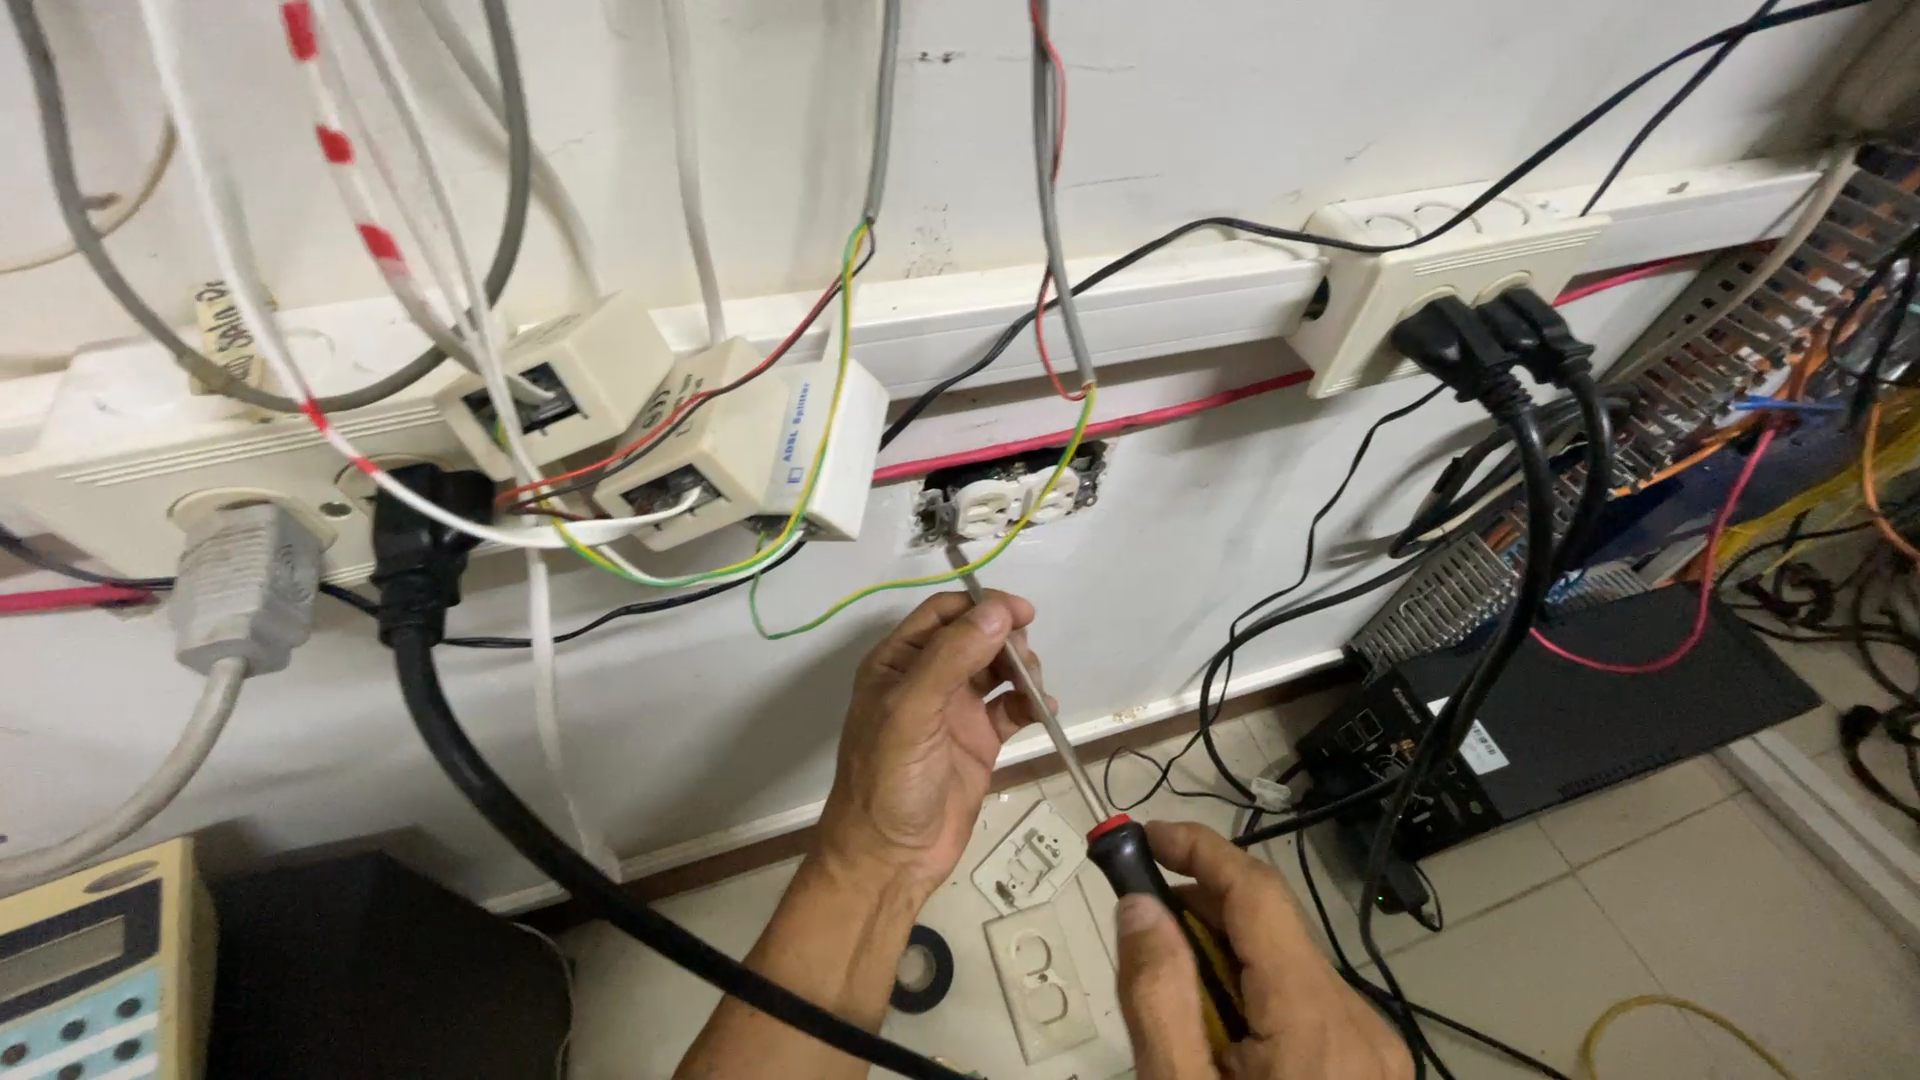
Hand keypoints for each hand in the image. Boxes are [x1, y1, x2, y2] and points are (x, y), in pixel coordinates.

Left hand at [814, 590, 1050, 901]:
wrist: (890, 858)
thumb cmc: (889, 778)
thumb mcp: (912, 710)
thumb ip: (953, 657)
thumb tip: (998, 611)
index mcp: (900, 661)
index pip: (945, 613)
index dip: (983, 606)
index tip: (1022, 614)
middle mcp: (928, 678)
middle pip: (977, 636)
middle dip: (1006, 639)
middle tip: (1023, 663)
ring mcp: (955, 710)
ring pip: (997, 669)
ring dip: (1021, 669)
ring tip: (1031, 689)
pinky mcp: (980, 741)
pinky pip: (1011, 708)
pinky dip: (1030, 703)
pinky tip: (1044, 710)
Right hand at [1113, 821, 1411, 1079]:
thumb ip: (1156, 995)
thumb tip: (1139, 903)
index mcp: (1315, 1020)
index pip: (1256, 891)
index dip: (1197, 847)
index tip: (1140, 834)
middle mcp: (1358, 1021)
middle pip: (1269, 922)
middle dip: (1197, 905)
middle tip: (1136, 924)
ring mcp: (1372, 1050)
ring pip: (1282, 960)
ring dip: (1219, 951)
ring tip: (1171, 995)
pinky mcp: (1368, 1070)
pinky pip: (1299, 999)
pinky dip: (1248, 989)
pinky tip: (1215, 1035)